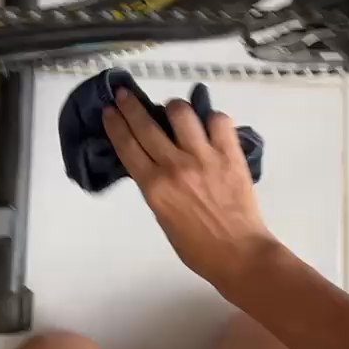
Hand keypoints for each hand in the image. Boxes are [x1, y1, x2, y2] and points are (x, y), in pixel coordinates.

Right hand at [102, 89, 282, 287]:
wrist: (239, 254)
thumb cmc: (197, 246)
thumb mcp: (162, 217)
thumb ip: (155, 186)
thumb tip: (154, 158)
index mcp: (154, 187)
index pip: (127, 145)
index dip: (115, 124)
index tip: (109, 110)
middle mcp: (175, 166)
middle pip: (146, 124)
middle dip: (130, 105)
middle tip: (125, 94)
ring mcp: (204, 157)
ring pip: (181, 112)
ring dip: (174, 108)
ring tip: (174, 112)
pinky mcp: (230, 154)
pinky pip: (218, 120)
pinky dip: (212, 118)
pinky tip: (209, 124)